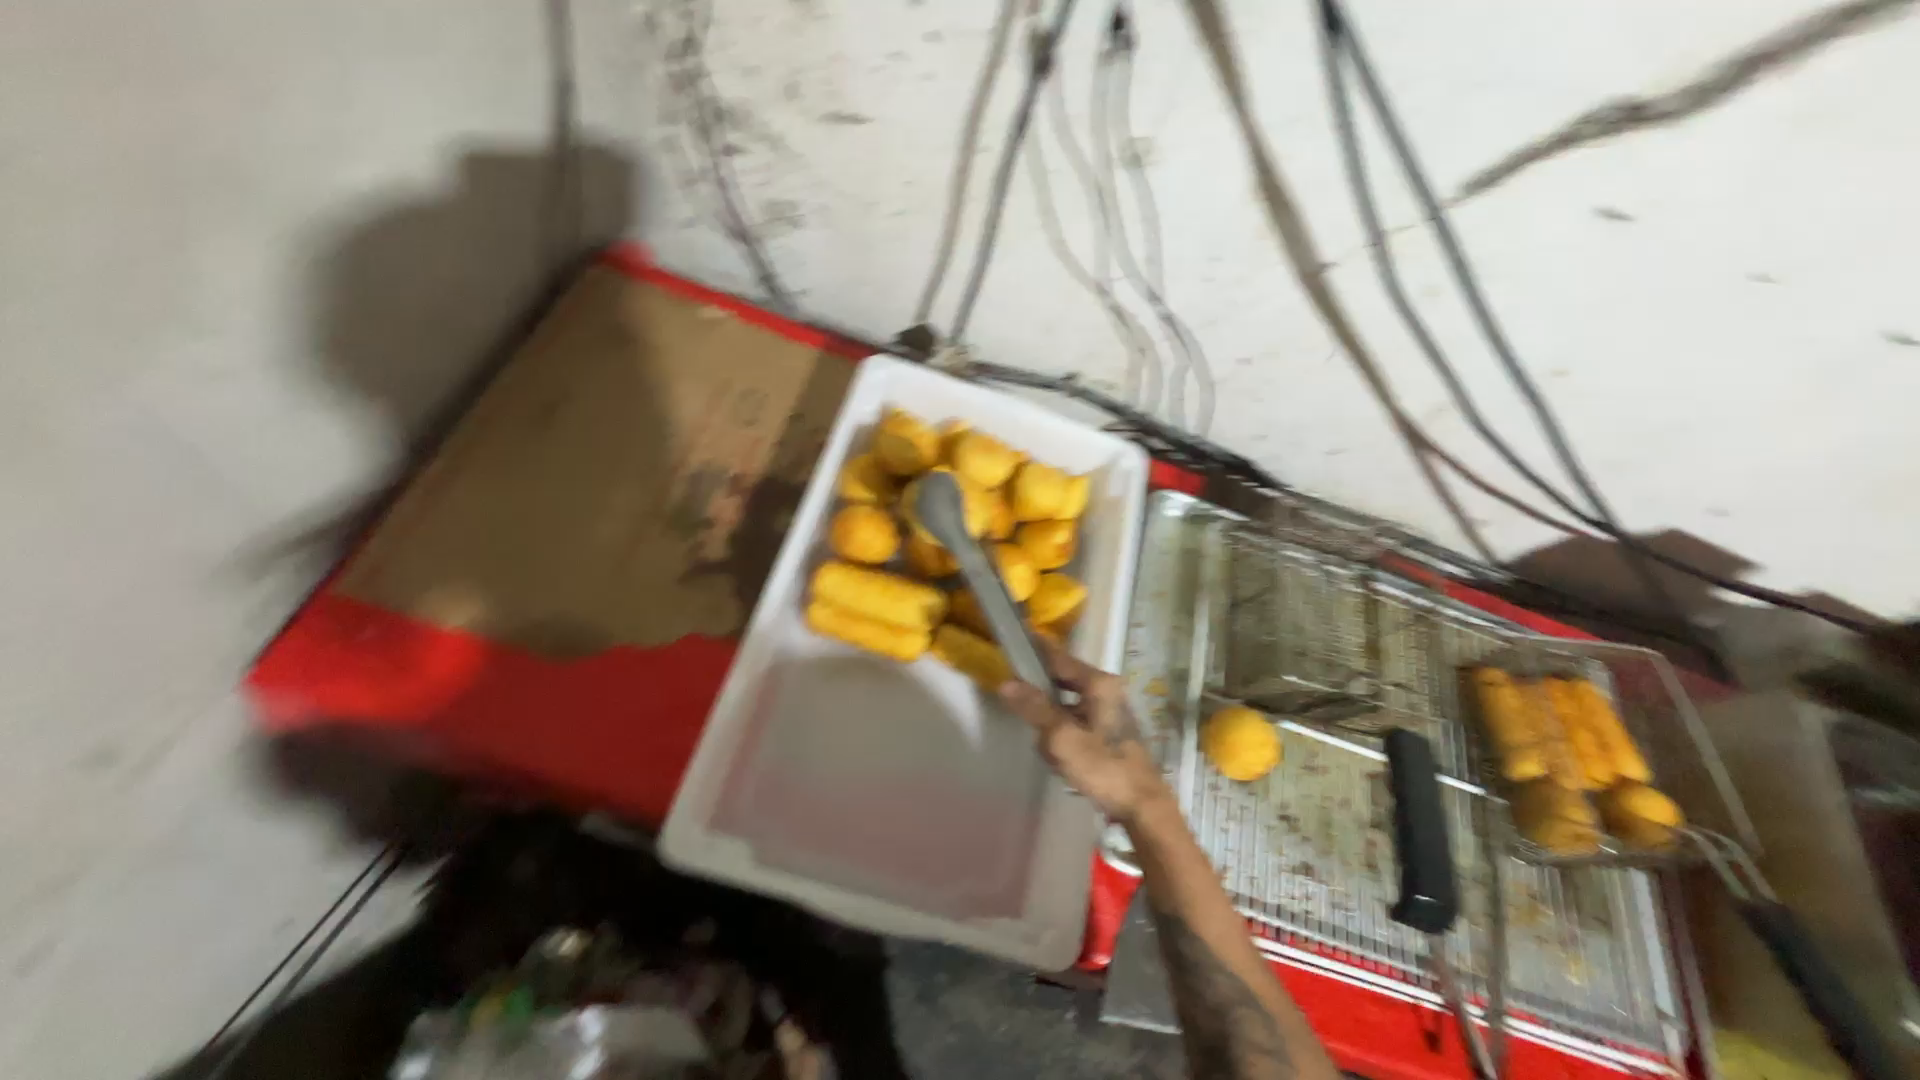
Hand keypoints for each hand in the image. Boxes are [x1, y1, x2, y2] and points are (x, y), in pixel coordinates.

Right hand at [998, 639, 1171, 823]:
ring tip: (1054, 756)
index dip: (1034, 652)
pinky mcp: (1108, 733)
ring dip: (1053, 729)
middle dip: (1043, 706)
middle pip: (1060, 684)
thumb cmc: (1103, 767)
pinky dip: (1064, 740)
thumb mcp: (1062, 737)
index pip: (1059, 658)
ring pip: (1065, 709)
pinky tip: (1064, 764)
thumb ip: (1034, 708)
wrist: (1142, 806)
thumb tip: (1006, 682)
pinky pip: (1074, 727)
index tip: (1012, 644)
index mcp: (1100, 684)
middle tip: (1031, 725)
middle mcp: (1107, 691)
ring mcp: (1109, 712)